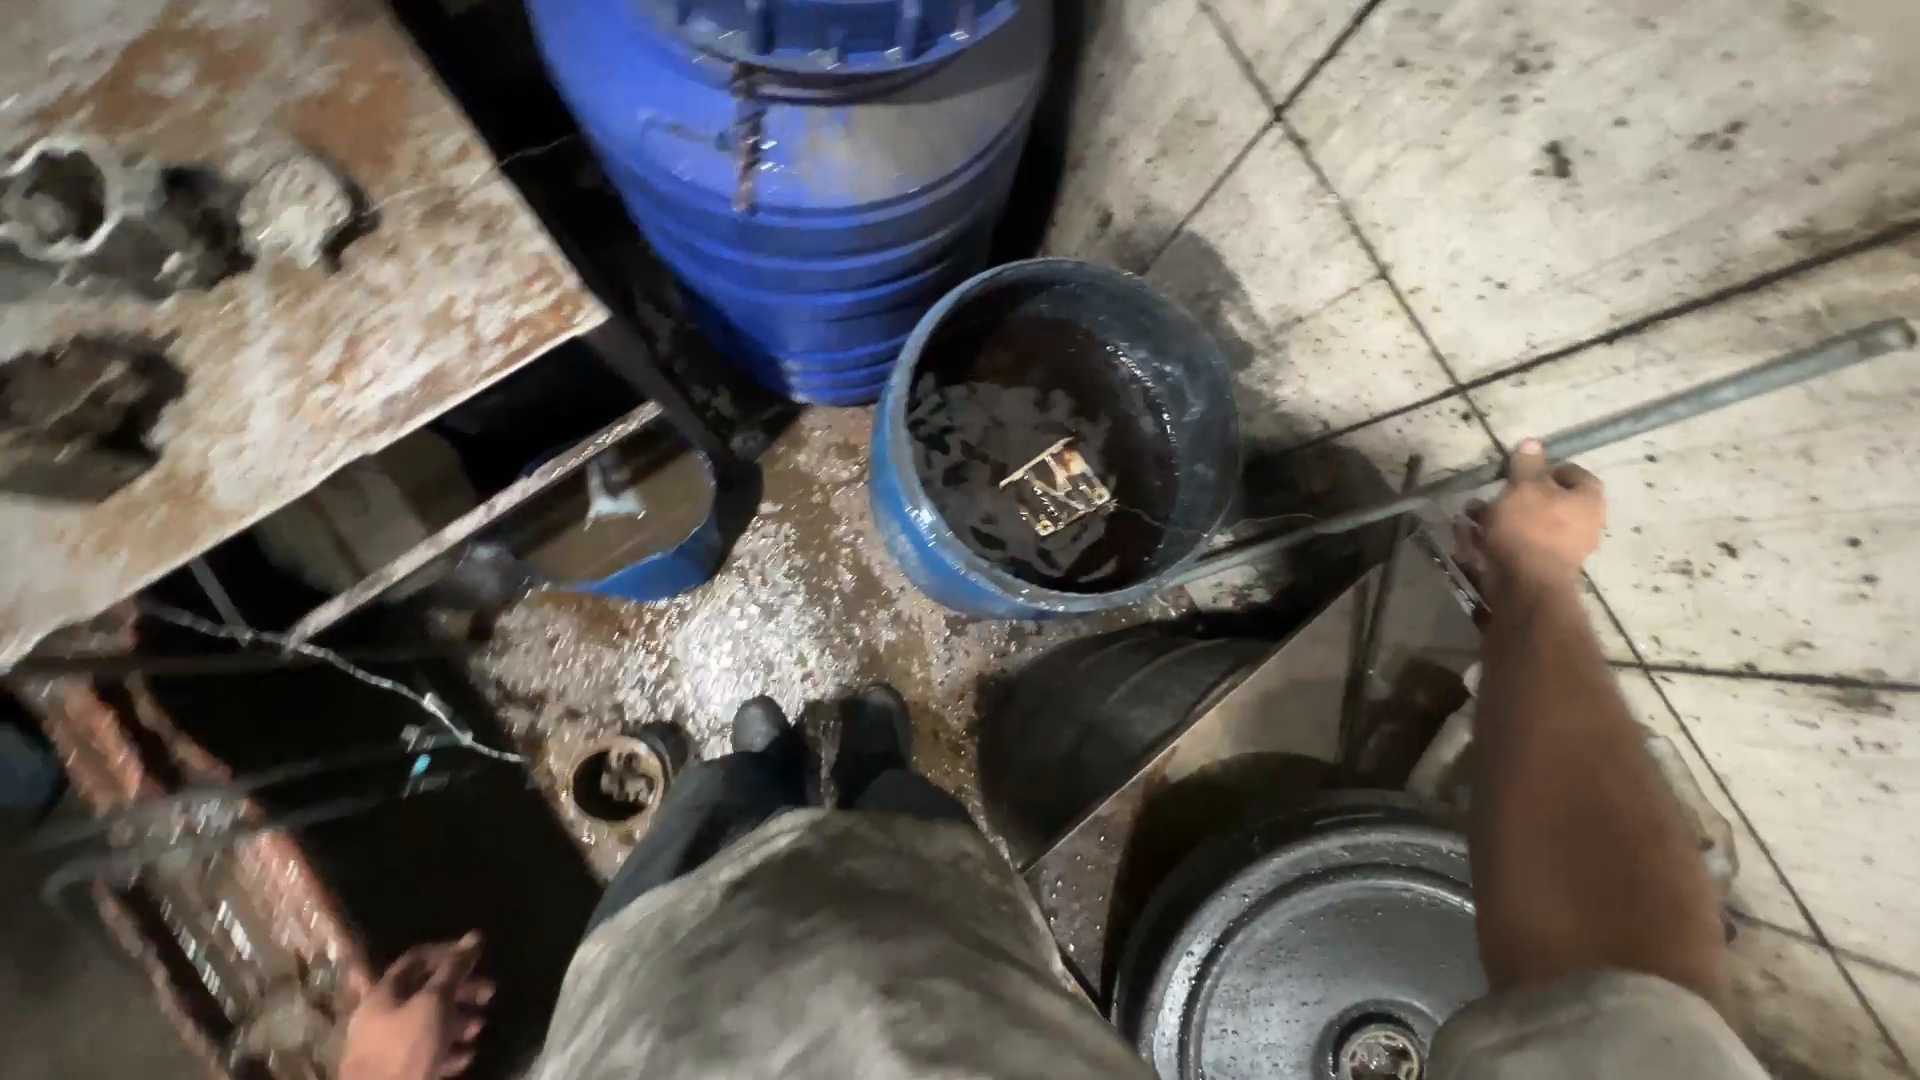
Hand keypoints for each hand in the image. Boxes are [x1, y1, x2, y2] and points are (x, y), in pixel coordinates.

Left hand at [338, 933, 493, 1079]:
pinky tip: (467, 1054)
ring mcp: (387, 1046)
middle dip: (462, 990)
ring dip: (459, 1021)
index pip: (417, 959)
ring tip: (479, 1028)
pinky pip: (426, 1051)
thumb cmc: (406, 1047)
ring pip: (429, 1022)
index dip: (448, 952)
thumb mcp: (435, 1002)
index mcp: (384, 995)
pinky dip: (449, 1048)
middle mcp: (381, 1017)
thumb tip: (474, 935)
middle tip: (489, 993)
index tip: (477, 956)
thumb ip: (455, 968)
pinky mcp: (396, 1071)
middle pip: (426, 992)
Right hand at [1453, 438, 1603, 604]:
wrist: (1526, 583)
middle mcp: (1583, 523)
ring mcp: (1562, 547)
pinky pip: (1518, 544)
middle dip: (1515, 495)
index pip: (1575, 474)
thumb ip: (1527, 465)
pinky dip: (1497, 538)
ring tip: (1470, 515)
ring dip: (1499, 517)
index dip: (1549, 468)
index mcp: (1587, 500)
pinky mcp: (1540, 566)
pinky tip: (1471, 536)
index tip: (1522, 469)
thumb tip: (1533, 441)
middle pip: (1548, 500)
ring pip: (1528, 523)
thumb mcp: (1523, 488)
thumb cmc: (1528, 528)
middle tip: (1492, 493)